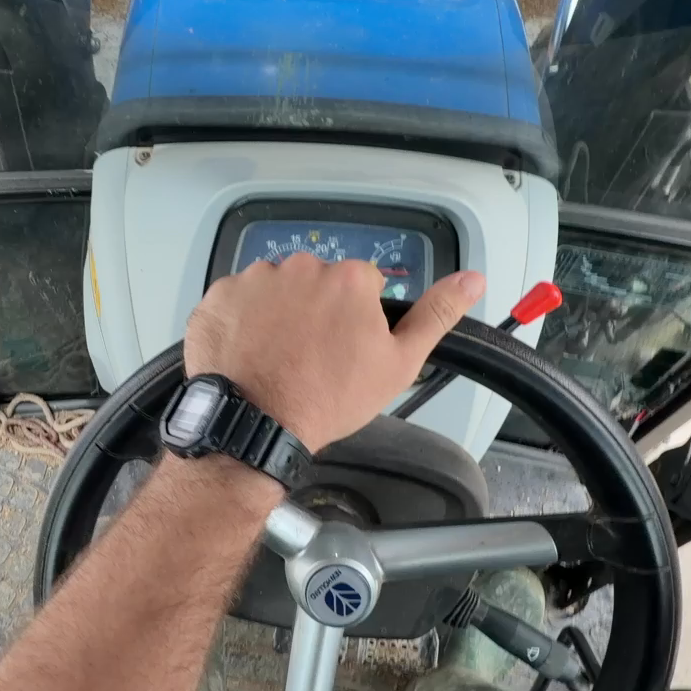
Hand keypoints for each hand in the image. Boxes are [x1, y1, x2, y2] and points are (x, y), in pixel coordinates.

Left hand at [184, 254, 486, 452]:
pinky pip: (236, 300)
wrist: (257, 423)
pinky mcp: (217, 296)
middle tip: (308, 355)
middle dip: (314, 310)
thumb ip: (436, 315)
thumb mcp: (398, 364)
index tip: (342, 348)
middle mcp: (300, 267)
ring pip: (274, 289)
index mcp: (348, 279)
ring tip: (275, 356)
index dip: (353, 318)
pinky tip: (247, 352)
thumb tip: (473, 279)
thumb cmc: (328, 398)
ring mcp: (253, 279)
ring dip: (276, 313)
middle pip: (315, 283)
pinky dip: (241, 321)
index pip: (359, 285)